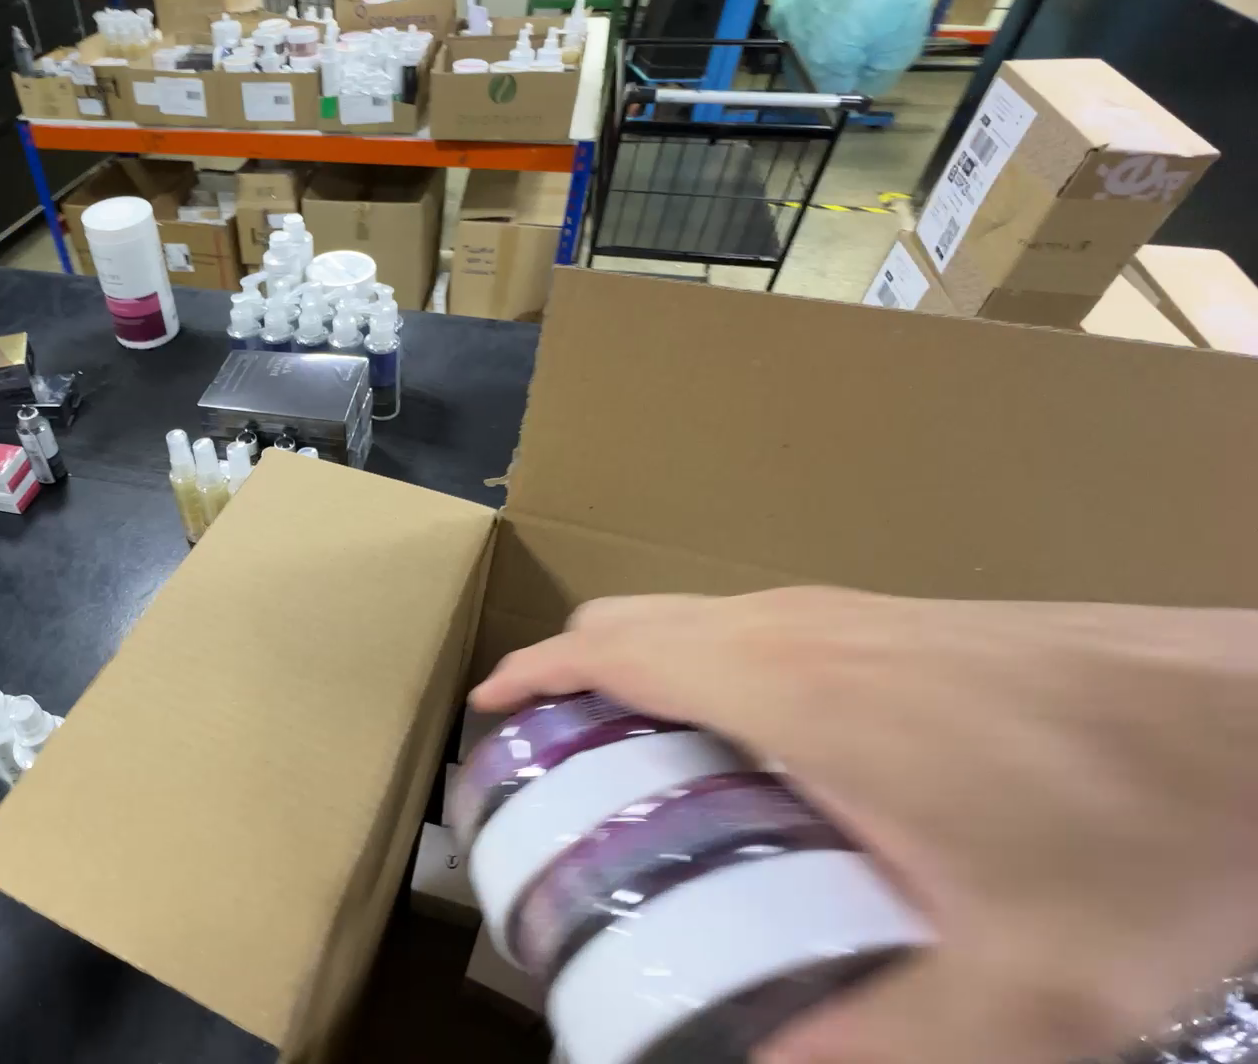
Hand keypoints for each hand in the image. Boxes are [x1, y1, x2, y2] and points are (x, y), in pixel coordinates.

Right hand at [471, 587, 1257, 1063]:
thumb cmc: (1136, 828)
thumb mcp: (1029, 982)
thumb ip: (890, 1044)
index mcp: (778, 684)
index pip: (606, 650)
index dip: (531, 673)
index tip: (490, 710)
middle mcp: (782, 624)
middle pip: (623, 617)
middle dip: (568, 669)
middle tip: (560, 752)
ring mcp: (829, 606)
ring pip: (678, 613)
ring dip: (629, 663)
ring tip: (634, 749)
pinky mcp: (872, 610)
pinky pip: (732, 621)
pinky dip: (689, 659)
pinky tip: (746, 736)